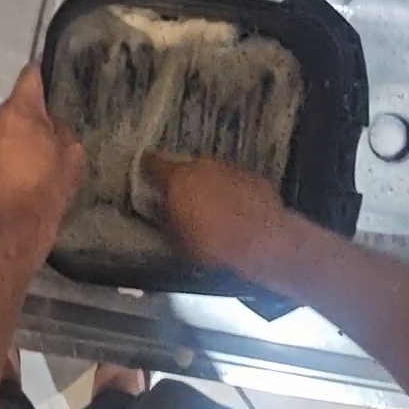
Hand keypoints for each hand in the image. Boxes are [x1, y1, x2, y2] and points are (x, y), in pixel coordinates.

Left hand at [0, 65, 86, 245]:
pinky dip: (5, 154)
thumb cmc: (46, 189)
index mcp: (19, 111)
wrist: (10, 230)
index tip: (54, 70)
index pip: (30, 75)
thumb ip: (64, 132)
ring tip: (35, 158)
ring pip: (3, 128)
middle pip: (17, 105)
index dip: (44, 69)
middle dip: (33, 114)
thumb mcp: (72, 157)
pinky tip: (19, 174)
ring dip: (17, 136)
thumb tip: (53, 127)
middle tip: (52, 130)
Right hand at [139, 154, 301, 271]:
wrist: (263, 242)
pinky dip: (234, 192)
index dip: (148, 166)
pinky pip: (236, 182)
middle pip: (188, 168)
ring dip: (211, 186)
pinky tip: (238, 210)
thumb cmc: (212, 244)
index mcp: (178, 178)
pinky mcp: (254, 177)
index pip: (154, 164)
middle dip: (185, 181)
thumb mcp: (177, 239)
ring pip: (214, 173)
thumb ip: (167, 217)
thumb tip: (163, 207)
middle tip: (185, 199)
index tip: (144, 166)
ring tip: (214, 208)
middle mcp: (203, 166)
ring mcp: (231, 168)